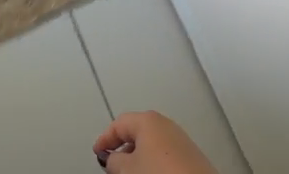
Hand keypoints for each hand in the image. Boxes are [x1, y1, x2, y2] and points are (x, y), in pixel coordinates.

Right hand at [92, 111, 218, 173]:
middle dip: (123, 148)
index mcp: (147, 120)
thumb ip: (114, 161)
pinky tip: (152, 173)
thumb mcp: (128, 169)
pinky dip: (153, 161)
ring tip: (131, 172)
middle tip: (112, 164)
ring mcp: (180, 139)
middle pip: (136, 132)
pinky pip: (164, 153)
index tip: (97, 151)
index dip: (105, 138)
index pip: (119, 123)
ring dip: (138, 156)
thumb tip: (112, 158)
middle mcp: (164, 124)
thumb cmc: (159, 173)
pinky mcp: (190, 155)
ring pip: (151, 144)